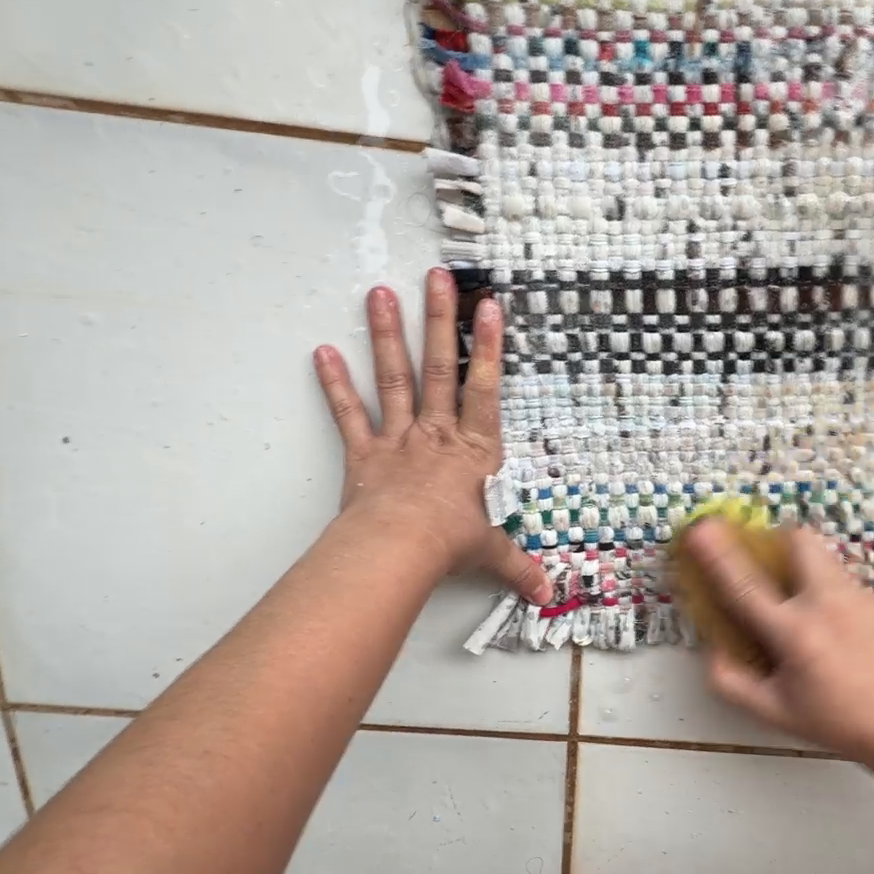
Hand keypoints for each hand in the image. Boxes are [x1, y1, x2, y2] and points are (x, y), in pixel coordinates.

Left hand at [311, 268, 549, 604]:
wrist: (399, 551)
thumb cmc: (451, 544)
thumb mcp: (494, 554)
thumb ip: (520, 568)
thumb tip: (549, 595)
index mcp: (475, 449)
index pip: (485, 387)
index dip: (488, 346)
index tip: (489, 306)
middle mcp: (437, 433)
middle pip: (438, 368)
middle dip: (440, 320)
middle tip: (436, 277)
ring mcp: (399, 439)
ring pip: (394, 378)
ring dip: (387, 335)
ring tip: (380, 293)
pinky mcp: (364, 454)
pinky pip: (350, 414)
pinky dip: (336, 384)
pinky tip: (324, 352)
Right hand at [681, 521, 873, 761]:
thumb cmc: (834, 719)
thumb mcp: (772, 710)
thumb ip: (730, 681)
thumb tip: (711, 649)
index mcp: (795, 635)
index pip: (746, 585)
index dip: (718, 555)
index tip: (701, 529)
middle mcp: (827, 606)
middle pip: (798, 540)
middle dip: (775, 538)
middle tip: (765, 556)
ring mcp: (856, 597)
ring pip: (821, 555)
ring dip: (801, 564)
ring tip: (798, 596)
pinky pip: (842, 578)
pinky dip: (826, 589)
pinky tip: (831, 622)